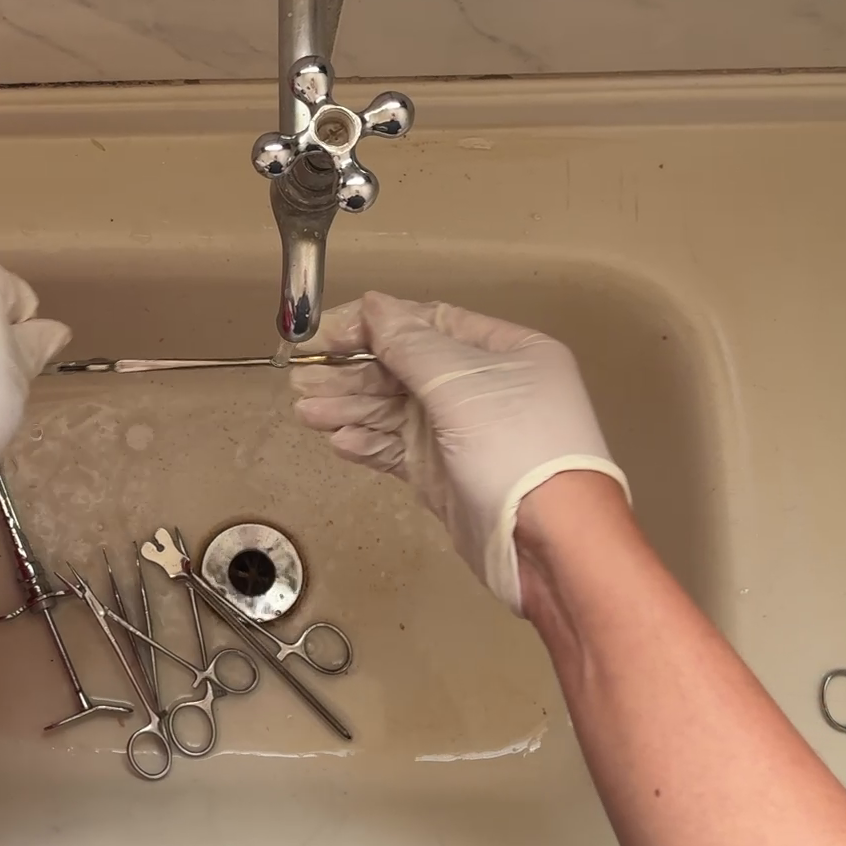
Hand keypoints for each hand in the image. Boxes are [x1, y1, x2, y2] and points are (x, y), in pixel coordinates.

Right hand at [290, 292, 627, 613]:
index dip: (373, 326)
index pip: (427, 324)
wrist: (544, 540)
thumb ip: (410, 345)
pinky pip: (391, 446)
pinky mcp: (436, 469)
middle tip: (301, 379)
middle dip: (349, 375)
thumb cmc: (513, 446)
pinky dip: (365, 443)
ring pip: (388, 410)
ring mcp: (454, 430)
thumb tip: (373, 304)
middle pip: (399, 369)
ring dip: (346, 409)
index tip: (326, 335)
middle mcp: (477, 386)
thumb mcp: (461, 384)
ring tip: (306, 412)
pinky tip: (339, 442)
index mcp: (500, 352)